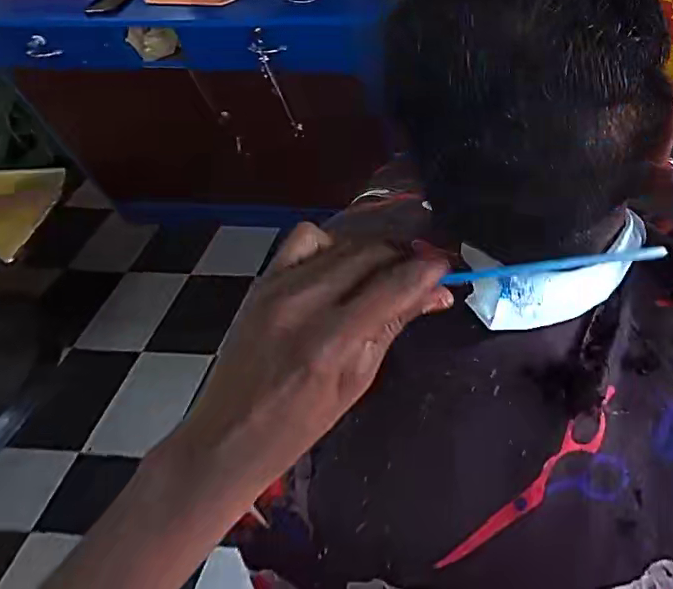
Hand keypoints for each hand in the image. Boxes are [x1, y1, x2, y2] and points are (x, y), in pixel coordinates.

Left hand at [173, 222, 452, 493]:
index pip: (394, 285)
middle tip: (422, 271)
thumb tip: (437, 294)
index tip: (446, 267)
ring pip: (345, 242)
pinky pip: (306, 237)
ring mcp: (278, 286)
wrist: (226, 435)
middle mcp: (304, 304)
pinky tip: (340, 264)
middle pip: (372, 253)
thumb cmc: (297, 426)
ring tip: (386, 271)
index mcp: (330, 342)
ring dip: (374, 251)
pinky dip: (332, 242)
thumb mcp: (357, 382)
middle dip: (405, 257)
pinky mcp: (263, 279)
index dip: (427, 270)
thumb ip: (393, 326)